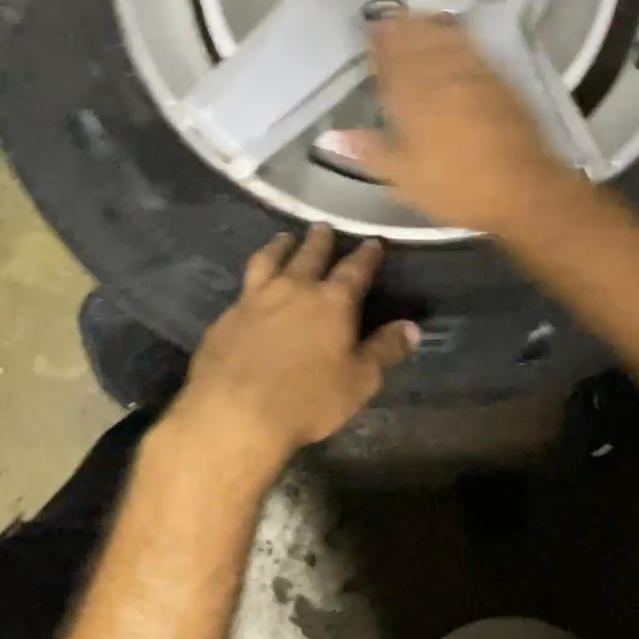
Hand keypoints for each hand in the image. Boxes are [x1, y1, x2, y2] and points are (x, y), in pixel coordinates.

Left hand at [163, 225, 419, 465]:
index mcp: (332, 302)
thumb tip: (412, 327)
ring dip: (279, 246)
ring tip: (283, 238)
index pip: (354, 270)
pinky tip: (250, 287)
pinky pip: (242, 288)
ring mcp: (255, 300)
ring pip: (268, 261)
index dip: (366, 255)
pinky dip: (252, 280)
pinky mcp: (227, 317)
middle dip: (320, 240)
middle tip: (322, 226)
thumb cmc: (307, 399)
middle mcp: (294, 289)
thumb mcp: (359, 381)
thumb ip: (385, 351)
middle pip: (309, 255)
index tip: (372, 242)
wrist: (236, 412)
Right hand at [319, 15, 583, 232]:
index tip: (369, 32)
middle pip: (417, 47)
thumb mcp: (404, 178)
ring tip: (416, 17)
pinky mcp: (499, 84)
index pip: (391, 65)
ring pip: (445, 43)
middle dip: (400, 30)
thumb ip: (368, 152)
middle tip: (388, 18)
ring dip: (428, 28)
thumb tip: (327, 138)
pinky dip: (459, 38)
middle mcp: (441, 81)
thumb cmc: (457, 188)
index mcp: (413, 102)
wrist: (521, 189)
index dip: (379, 47)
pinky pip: (473, 51)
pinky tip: (455, 33)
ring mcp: (473, 78)